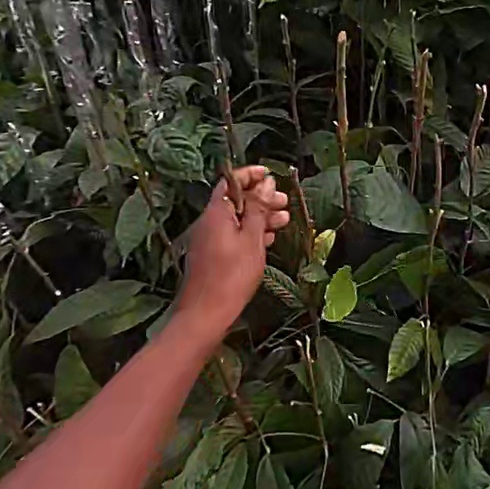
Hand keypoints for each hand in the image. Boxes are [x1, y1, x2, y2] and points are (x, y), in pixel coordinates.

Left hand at [175, 166, 290, 337]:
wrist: (205, 315)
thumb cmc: (232, 274)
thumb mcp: (252, 238)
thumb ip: (258, 208)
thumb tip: (266, 183)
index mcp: (216, 212)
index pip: (231, 181)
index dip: (251, 175)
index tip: (271, 174)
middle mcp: (209, 222)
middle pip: (236, 200)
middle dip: (261, 198)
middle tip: (285, 202)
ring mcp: (208, 239)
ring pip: (236, 219)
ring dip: (259, 216)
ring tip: (284, 221)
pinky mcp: (211, 255)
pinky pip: (232, 234)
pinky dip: (250, 232)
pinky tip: (268, 239)